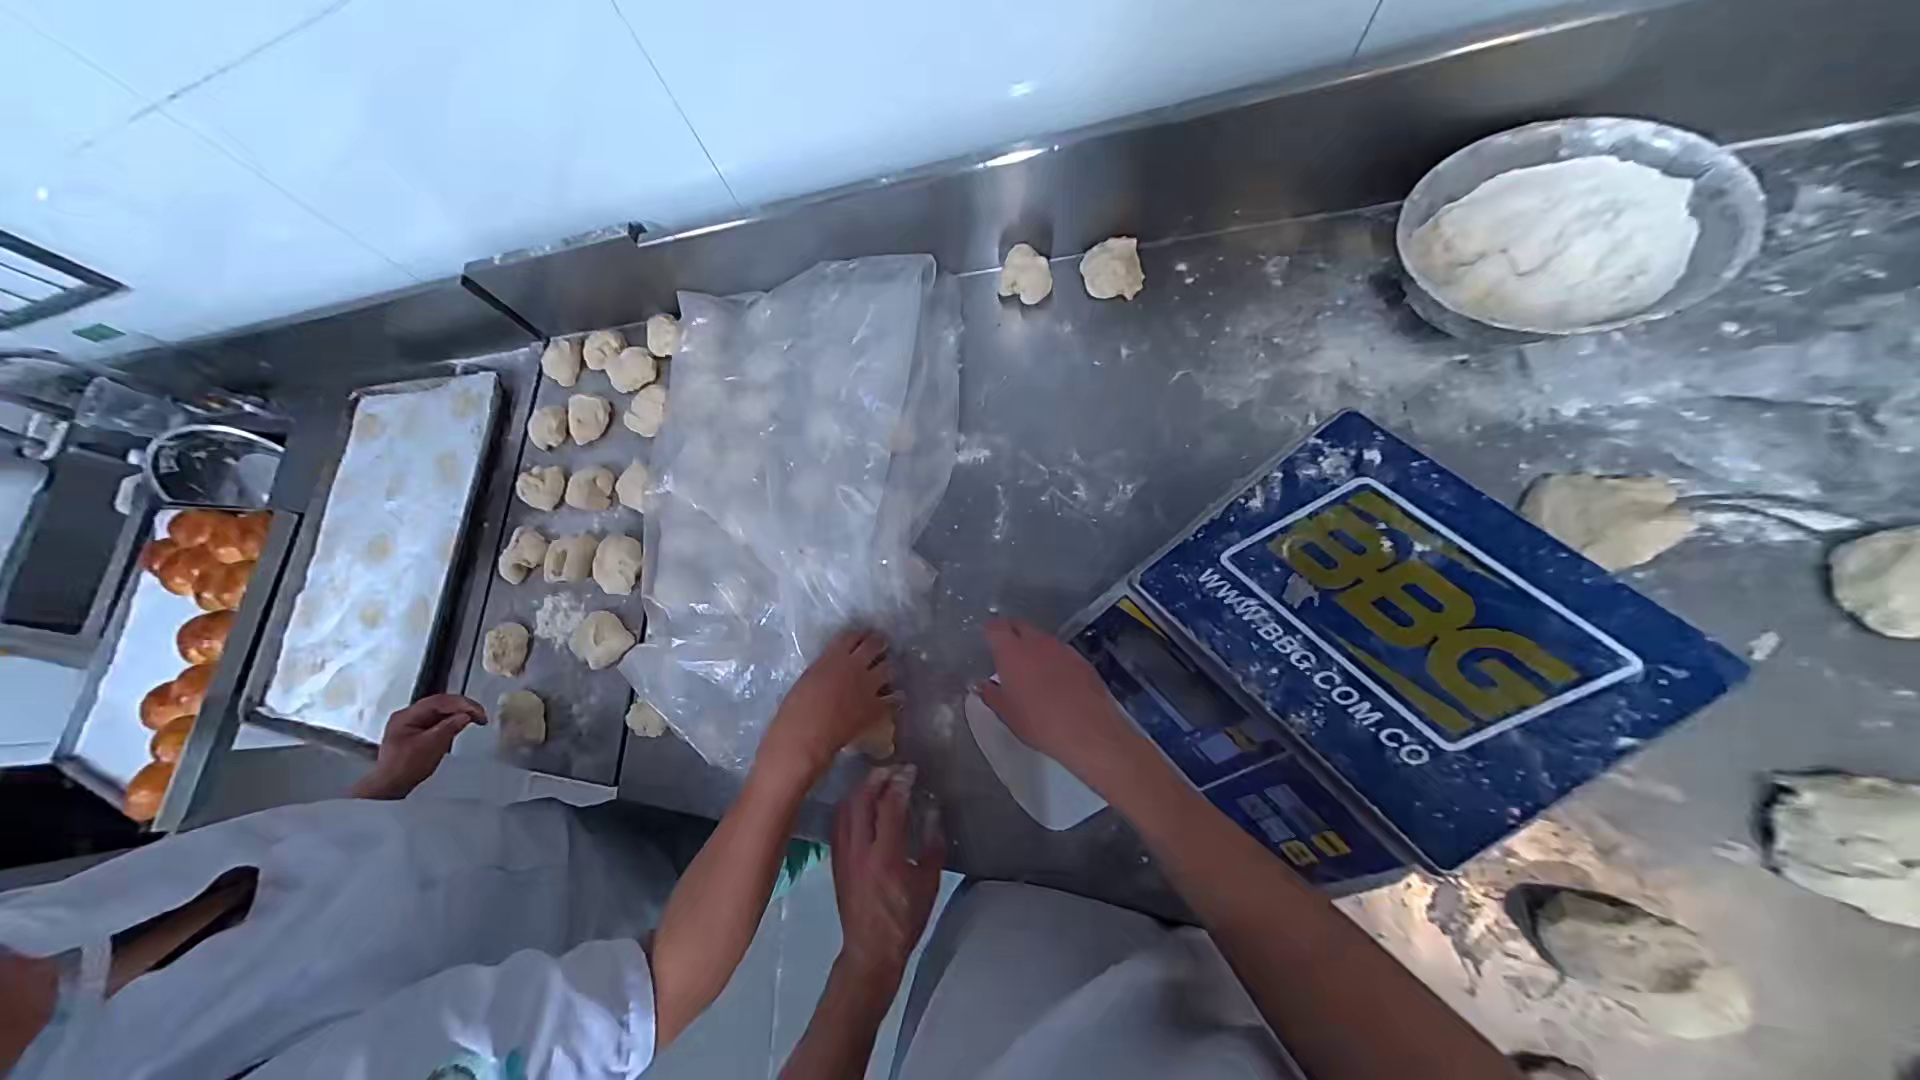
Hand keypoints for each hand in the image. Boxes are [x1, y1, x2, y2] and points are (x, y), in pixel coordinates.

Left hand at [351, 693, 486, 798]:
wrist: (390, 786)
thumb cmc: (404, 767)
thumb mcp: (431, 745)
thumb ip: (449, 727)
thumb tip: (466, 715)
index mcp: (406, 716)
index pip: (439, 701)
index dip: (463, 704)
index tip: (479, 713)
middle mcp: (408, 716)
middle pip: (440, 703)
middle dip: (463, 706)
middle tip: (480, 714)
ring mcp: (412, 723)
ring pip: (441, 709)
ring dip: (459, 712)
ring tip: (475, 718)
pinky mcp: (418, 730)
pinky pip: (439, 718)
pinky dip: (453, 719)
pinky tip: (462, 722)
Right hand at [761, 629, 898, 780]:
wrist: (807, 735)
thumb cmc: (796, 708)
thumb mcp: (809, 677)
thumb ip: (826, 666)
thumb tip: (835, 665)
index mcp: (835, 657)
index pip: (853, 636)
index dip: (859, 635)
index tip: (862, 637)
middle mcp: (856, 666)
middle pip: (875, 644)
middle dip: (879, 643)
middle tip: (880, 646)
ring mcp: (869, 686)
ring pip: (889, 668)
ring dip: (887, 669)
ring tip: (885, 673)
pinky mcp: (877, 707)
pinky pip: (895, 698)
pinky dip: (895, 698)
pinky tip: (894, 699)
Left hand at [831, 765, 943, 978]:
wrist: (870, 951)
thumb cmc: (904, 920)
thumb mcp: (928, 883)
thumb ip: (932, 844)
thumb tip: (932, 812)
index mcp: (886, 857)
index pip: (890, 806)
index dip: (901, 783)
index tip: (911, 770)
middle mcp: (860, 851)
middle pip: (862, 799)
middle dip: (878, 777)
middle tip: (894, 768)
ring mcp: (843, 854)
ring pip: (846, 807)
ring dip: (861, 787)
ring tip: (878, 778)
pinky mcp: (835, 859)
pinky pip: (838, 821)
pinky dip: (850, 803)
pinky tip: (861, 799)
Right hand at [980, 617, 1154, 792]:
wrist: (1088, 730)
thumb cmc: (1038, 722)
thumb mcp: (1007, 714)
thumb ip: (992, 695)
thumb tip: (984, 686)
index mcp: (1012, 651)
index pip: (995, 628)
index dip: (990, 631)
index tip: (988, 641)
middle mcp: (1036, 642)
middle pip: (1020, 625)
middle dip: (1011, 633)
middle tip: (1007, 652)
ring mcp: (1062, 648)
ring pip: (1042, 638)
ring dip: (1034, 647)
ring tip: (1032, 668)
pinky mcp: (1082, 659)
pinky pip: (1061, 652)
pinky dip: (1054, 659)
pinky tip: (1057, 679)